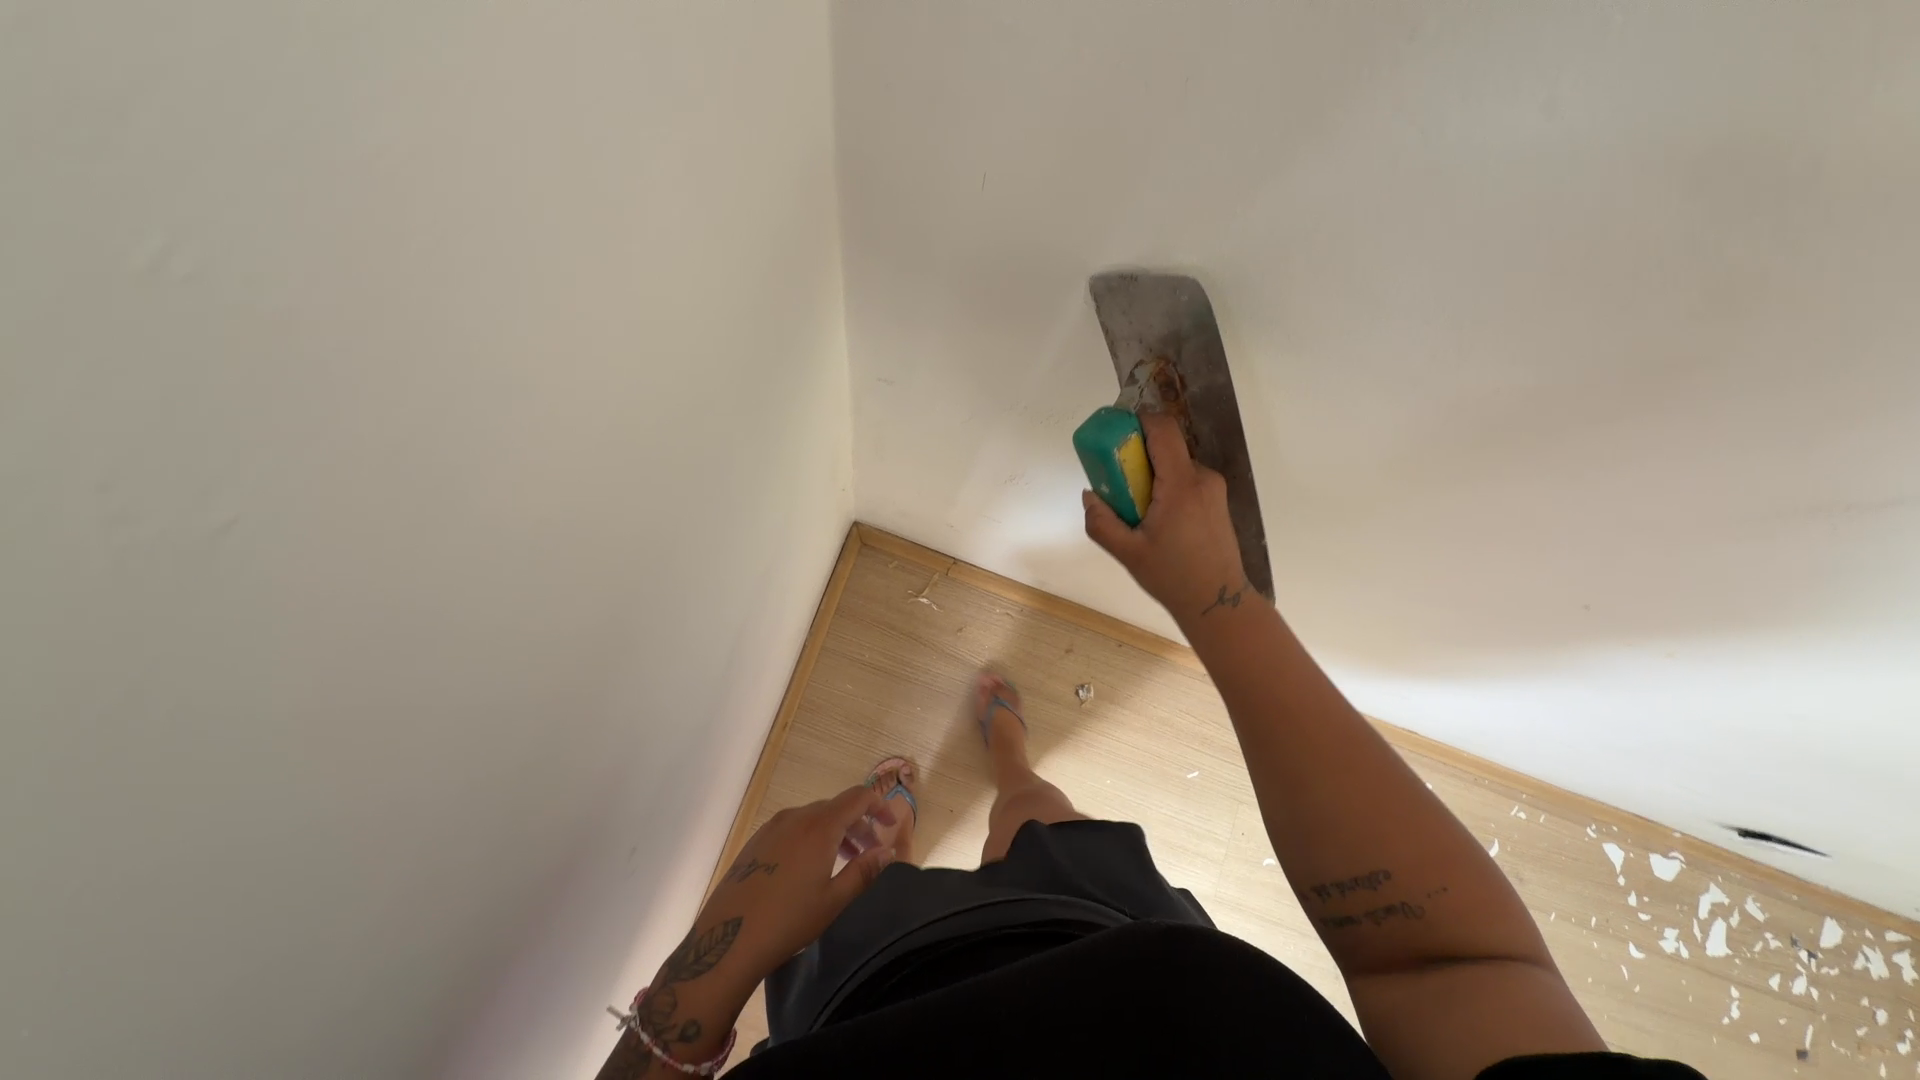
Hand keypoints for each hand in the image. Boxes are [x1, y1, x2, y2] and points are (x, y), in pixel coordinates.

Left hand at [697, 783, 899, 983]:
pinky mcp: (755, 842)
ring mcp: (771, 828)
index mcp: (820, 827)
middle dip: (858, 824)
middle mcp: (796, 818)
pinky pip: (792, 828)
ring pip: (813, 817)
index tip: (890, 826)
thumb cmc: (788, 921)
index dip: (879, 806)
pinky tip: (809, 867)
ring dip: (834, 831)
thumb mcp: (834, 900)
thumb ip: (864, 870)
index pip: (858, 797)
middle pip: (835, 807)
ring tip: (843, 861)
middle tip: (869, 852)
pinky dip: (811, 837)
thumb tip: (887, 851)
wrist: (727, 941)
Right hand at [1082, 410, 1258, 625]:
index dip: (1139, 421)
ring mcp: (1214, 489)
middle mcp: (1202, 478)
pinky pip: (1186, 481)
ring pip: (1175, 466)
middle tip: (1118, 486)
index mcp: (1181, 485)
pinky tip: (1158, 521)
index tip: (1116, 433)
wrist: (1218, 602)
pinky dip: (1167, 489)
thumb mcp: (1128, 553)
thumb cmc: (1173, 577)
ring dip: (1153, 477)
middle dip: (1138, 458)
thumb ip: (1101, 523)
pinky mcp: (1217, 501)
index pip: (1163, 430)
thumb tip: (1090, 495)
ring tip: (1138, 512)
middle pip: (1166, 448)